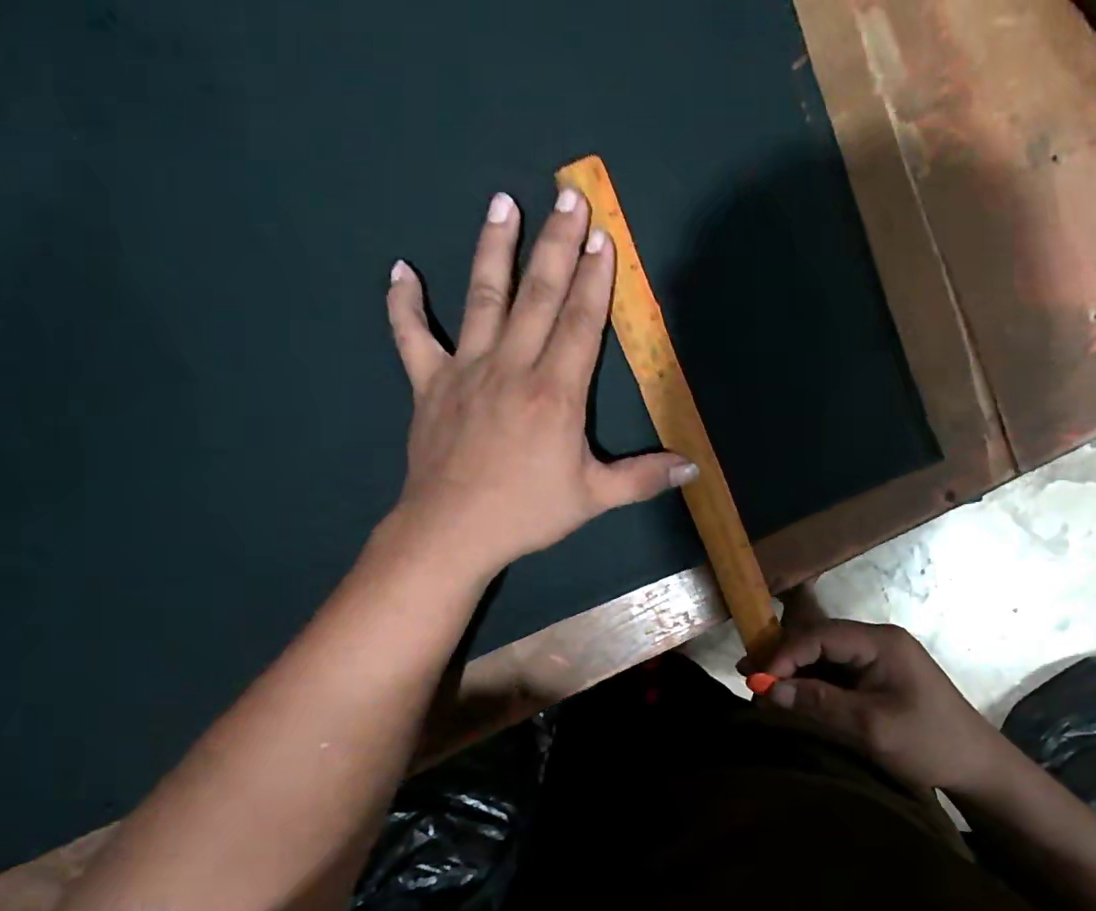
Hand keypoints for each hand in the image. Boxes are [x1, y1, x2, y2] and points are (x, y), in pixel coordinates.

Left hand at [380, 188, 695, 574]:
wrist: (451, 532)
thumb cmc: (527, 512)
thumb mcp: (594, 498)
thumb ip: (643, 478)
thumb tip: (693, 470)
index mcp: (556, 392)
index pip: (579, 321)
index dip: (594, 277)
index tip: (602, 234)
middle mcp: (512, 367)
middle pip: (538, 294)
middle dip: (556, 243)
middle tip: (567, 194)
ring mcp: (466, 370)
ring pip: (482, 298)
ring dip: (493, 247)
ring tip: (502, 202)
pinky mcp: (429, 383)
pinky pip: (412, 336)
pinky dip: (404, 303)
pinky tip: (401, 270)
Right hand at [746, 620, 1027, 795]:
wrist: (976, 764)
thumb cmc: (928, 743)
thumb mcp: (871, 726)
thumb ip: (819, 703)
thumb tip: (768, 689)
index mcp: (882, 642)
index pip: (822, 634)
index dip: (786, 652)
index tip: (757, 677)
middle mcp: (879, 640)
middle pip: (822, 639)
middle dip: (785, 657)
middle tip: (748, 676)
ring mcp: (880, 657)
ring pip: (827, 655)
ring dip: (796, 670)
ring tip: (761, 685)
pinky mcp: (880, 676)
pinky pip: (838, 671)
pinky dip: (813, 682)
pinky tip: (791, 694)